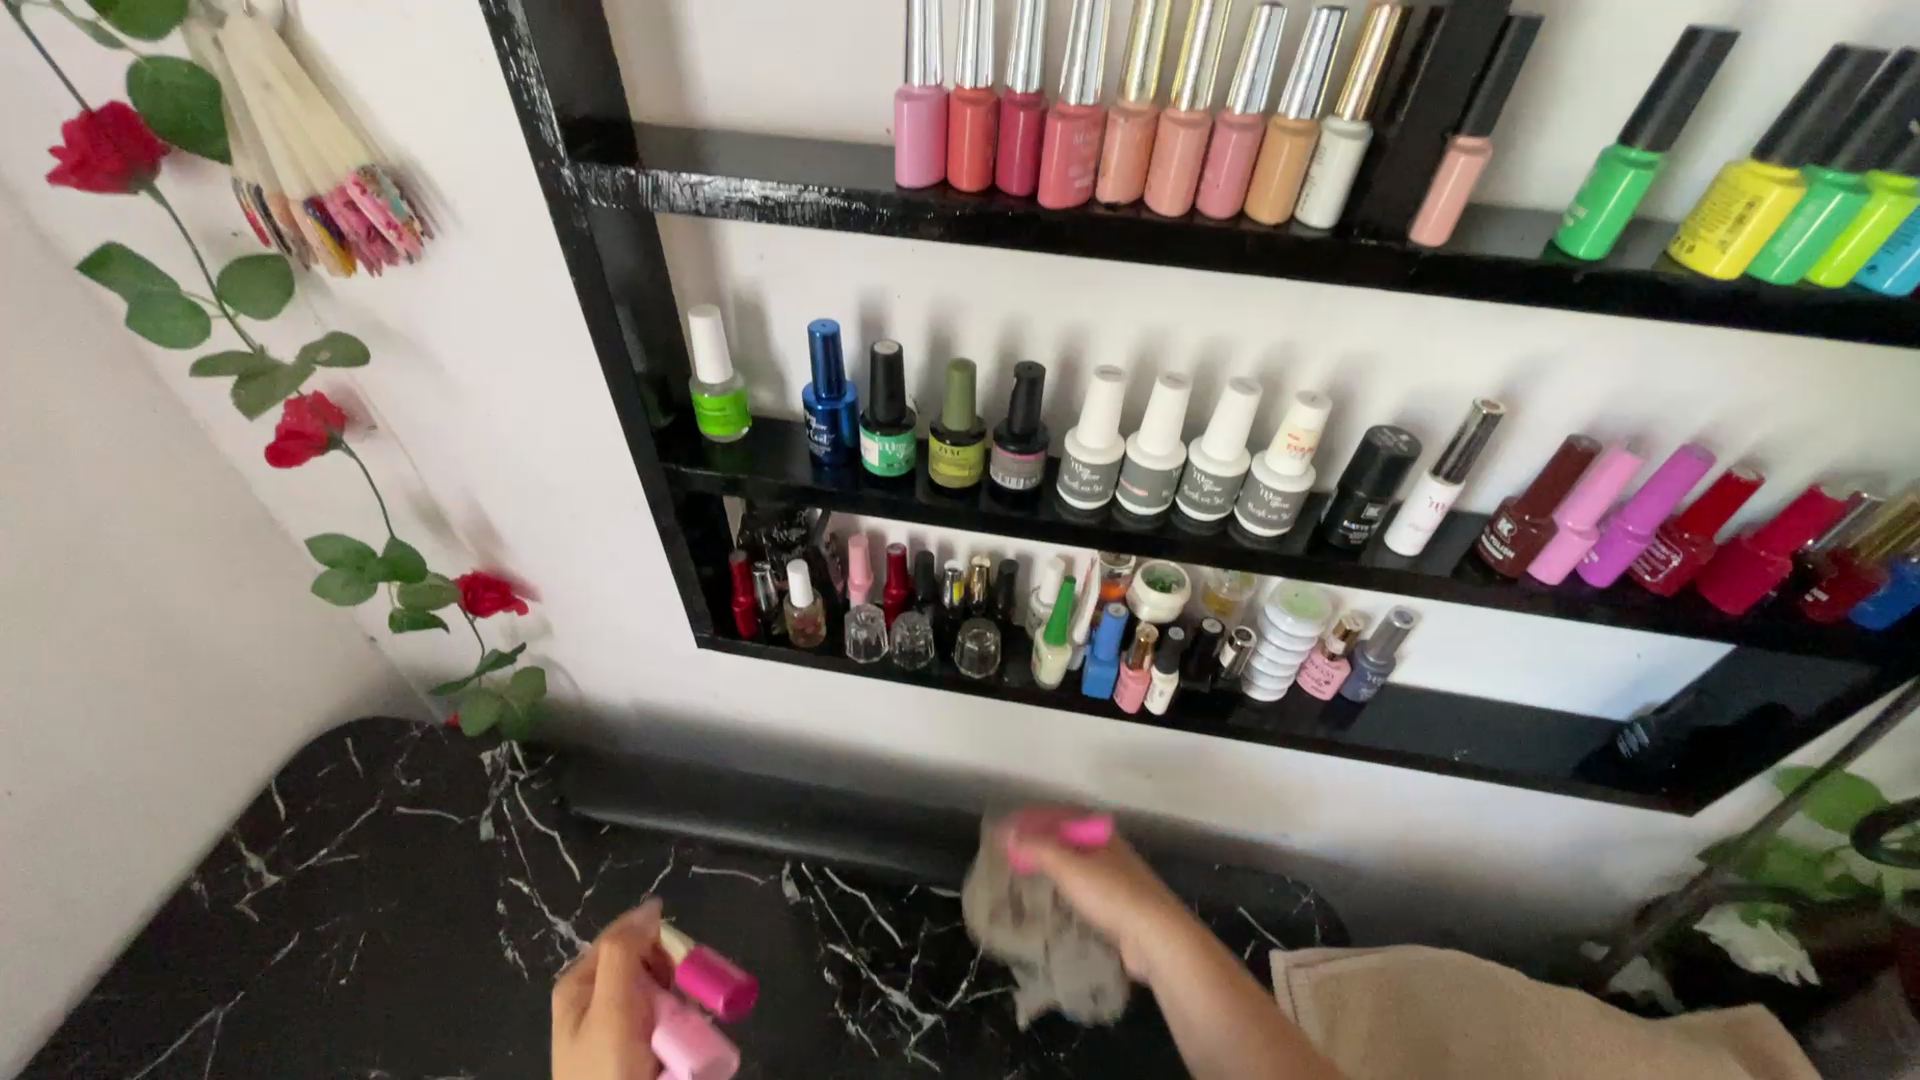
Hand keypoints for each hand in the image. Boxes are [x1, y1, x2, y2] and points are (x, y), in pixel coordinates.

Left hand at [553, 899, 671, 1079]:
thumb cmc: (605, 1075)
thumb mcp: (612, 1009)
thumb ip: (626, 953)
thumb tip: (650, 905)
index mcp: (581, 984)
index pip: (628, 935)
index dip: (658, 941)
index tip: (682, 962)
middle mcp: (597, 999)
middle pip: (649, 962)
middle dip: (672, 977)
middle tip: (681, 1002)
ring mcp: (618, 1026)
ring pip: (663, 991)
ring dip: (680, 1005)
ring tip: (682, 1031)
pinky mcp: (637, 1049)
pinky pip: (668, 1020)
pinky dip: (681, 1026)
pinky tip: (682, 1043)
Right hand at [1004, 813, 1202, 984]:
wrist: (1155, 936)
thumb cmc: (1110, 893)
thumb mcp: (1068, 865)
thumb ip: (1037, 847)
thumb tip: (1008, 833)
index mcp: (1098, 832)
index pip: (1057, 815)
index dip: (1030, 820)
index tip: (1004, 831)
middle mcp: (1107, 850)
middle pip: (1066, 840)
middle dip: (1038, 845)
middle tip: (1009, 857)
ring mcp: (1114, 880)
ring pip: (1075, 868)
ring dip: (1050, 871)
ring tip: (1023, 882)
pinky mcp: (1116, 908)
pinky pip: (1082, 894)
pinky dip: (1063, 895)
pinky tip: (1050, 907)